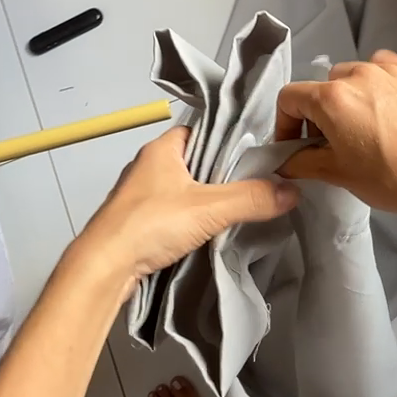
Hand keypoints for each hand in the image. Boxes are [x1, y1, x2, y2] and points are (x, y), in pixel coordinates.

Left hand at [70, 126, 299, 301]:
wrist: (104, 265)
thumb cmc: (150, 223)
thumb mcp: (209, 208)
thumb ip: (251, 198)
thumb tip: (291, 190)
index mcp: (161, 148)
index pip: (198, 132)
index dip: (225, 140)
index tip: (253, 154)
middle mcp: (147, 165)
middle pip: (192, 161)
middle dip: (219, 173)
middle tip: (252, 185)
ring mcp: (138, 194)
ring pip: (180, 188)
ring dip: (203, 198)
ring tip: (235, 209)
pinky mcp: (135, 221)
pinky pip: (169, 211)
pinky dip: (187, 218)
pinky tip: (205, 231)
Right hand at [275, 50, 396, 225]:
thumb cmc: (394, 181)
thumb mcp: (339, 176)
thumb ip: (302, 163)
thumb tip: (283, 162)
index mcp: (332, 98)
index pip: (289, 98)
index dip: (285, 124)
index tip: (296, 146)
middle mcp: (358, 74)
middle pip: (322, 87)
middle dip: (320, 113)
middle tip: (334, 143)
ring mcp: (391, 70)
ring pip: (354, 75)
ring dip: (350, 97)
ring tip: (366, 127)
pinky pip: (386, 69)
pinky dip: (379, 84)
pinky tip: (391, 110)